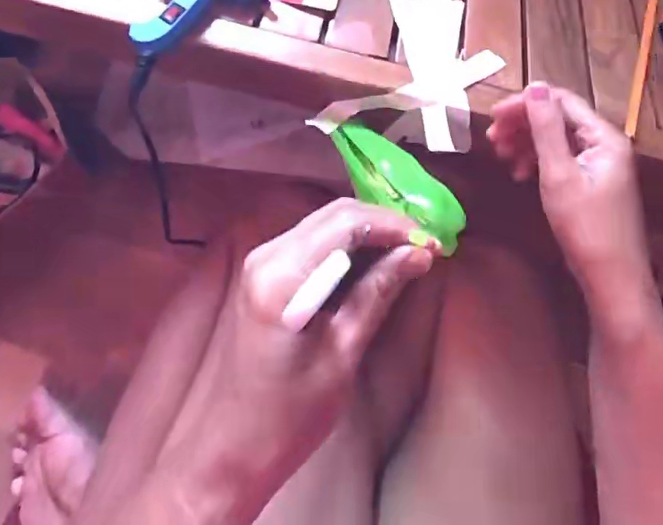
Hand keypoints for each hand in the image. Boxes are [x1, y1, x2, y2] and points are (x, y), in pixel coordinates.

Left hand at [151, 199, 435, 521]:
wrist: (228, 445)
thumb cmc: (288, 415)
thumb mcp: (341, 355)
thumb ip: (376, 294)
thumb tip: (417, 254)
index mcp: (280, 274)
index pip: (344, 223)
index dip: (392, 225)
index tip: (434, 241)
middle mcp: (265, 254)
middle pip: (331, 216)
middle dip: (381, 224)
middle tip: (426, 246)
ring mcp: (259, 260)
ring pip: (320, 225)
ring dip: (364, 233)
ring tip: (408, 253)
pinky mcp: (260, 272)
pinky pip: (309, 243)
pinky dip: (343, 247)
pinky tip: (372, 264)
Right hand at [488, 83, 657, 338]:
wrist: (611, 279)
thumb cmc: (585, 226)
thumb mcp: (558, 174)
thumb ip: (546, 128)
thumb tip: (535, 87)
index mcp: (604, 138)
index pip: (560, 100)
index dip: (525, 103)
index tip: (492, 116)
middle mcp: (604, 144)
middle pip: (556, 118)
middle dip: (521, 124)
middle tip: (491, 138)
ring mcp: (598, 163)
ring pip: (554, 137)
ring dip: (524, 142)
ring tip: (500, 155)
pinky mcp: (590, 180)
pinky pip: (558, 157)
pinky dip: (535, 160)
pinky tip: (518, 173)